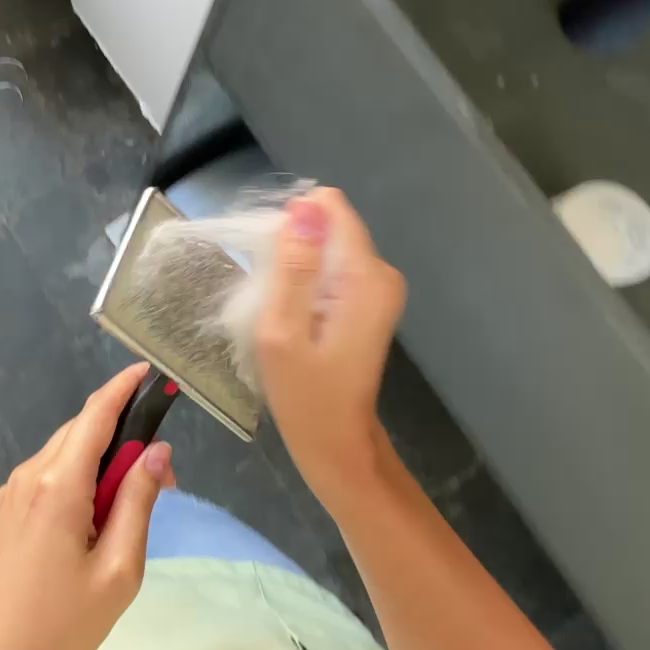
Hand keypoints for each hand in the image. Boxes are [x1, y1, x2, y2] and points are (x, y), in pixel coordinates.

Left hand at [0, 363, 174, 649]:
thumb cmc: (62, 629)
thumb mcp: (118, 569)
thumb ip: (139, 502)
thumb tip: (157, 452)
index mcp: (58, 484)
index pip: (95, 415)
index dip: (123, 388)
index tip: (149, 371)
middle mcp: (28, 475)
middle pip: (80, 432)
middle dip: (122, 437)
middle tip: (162, 476)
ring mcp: (9, 494)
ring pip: (64, 455)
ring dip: (100, 463)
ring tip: (132, 507)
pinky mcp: (3, 513)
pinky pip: (47, 477)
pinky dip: (78, 480)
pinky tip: (96, 519)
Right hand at [256, 187, 407, 502]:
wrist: (335, 442)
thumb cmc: (304, 394)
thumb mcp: (282, 331)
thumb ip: (293, 267)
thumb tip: (304, 208)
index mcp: (365, 277)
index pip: (329, 208)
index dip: (291, 224)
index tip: (269, 262)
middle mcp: (381, 273)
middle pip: (327, 226)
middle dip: (291, 249)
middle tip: (270, 298)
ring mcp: (377, 287)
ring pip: (326, 248)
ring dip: (295, 269)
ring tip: (279, 311)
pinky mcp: (368, 300)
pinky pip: (330, 269)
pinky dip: (306, 284)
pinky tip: (293, 318)